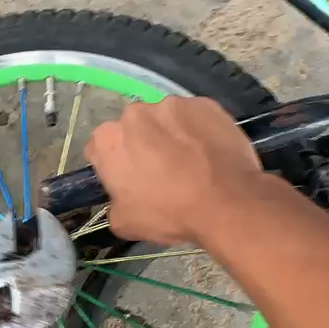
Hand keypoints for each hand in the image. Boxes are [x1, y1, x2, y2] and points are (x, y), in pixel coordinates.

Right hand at [85, 97, 280, 245]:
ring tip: (191, 161)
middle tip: (162, 170)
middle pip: (135, 127)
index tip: (130, 177)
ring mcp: (173, 105)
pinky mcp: (205, 104)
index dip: (115, 163)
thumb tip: (122, 197)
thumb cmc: (169, 213)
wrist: (227, 204)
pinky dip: (199, 130)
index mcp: (108, 139)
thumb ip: (114, 202)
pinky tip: (210, 152)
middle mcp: (135, 113)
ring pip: (166, 119)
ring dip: (172, 134)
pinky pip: (196, 117)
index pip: (102, 147)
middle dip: (144, 143)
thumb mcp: (125, 223)